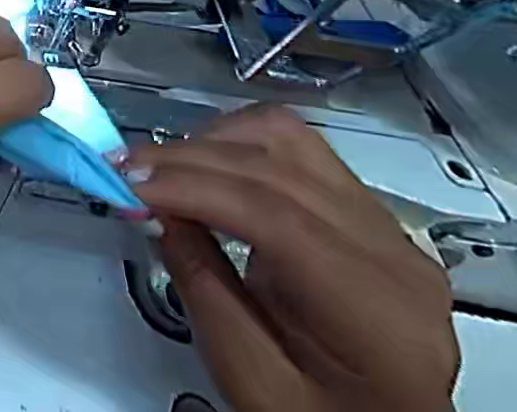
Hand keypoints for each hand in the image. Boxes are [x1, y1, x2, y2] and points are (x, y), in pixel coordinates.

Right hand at [129, 104, 458, 411]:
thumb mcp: (252, 380)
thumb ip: (202, 286)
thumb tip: (155, 205)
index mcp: (376, 309)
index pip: (275, 215)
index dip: (194, 187)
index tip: (128, 183)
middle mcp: (390, 248)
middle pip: (279, 165)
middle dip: (190, 158)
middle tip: (125, 168)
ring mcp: (382, 220)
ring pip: (287, 136)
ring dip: (214, 140)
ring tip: (162, 167)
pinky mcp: (363, 207)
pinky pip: (296, 146)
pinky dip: (238, 142)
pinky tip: (204, 164)